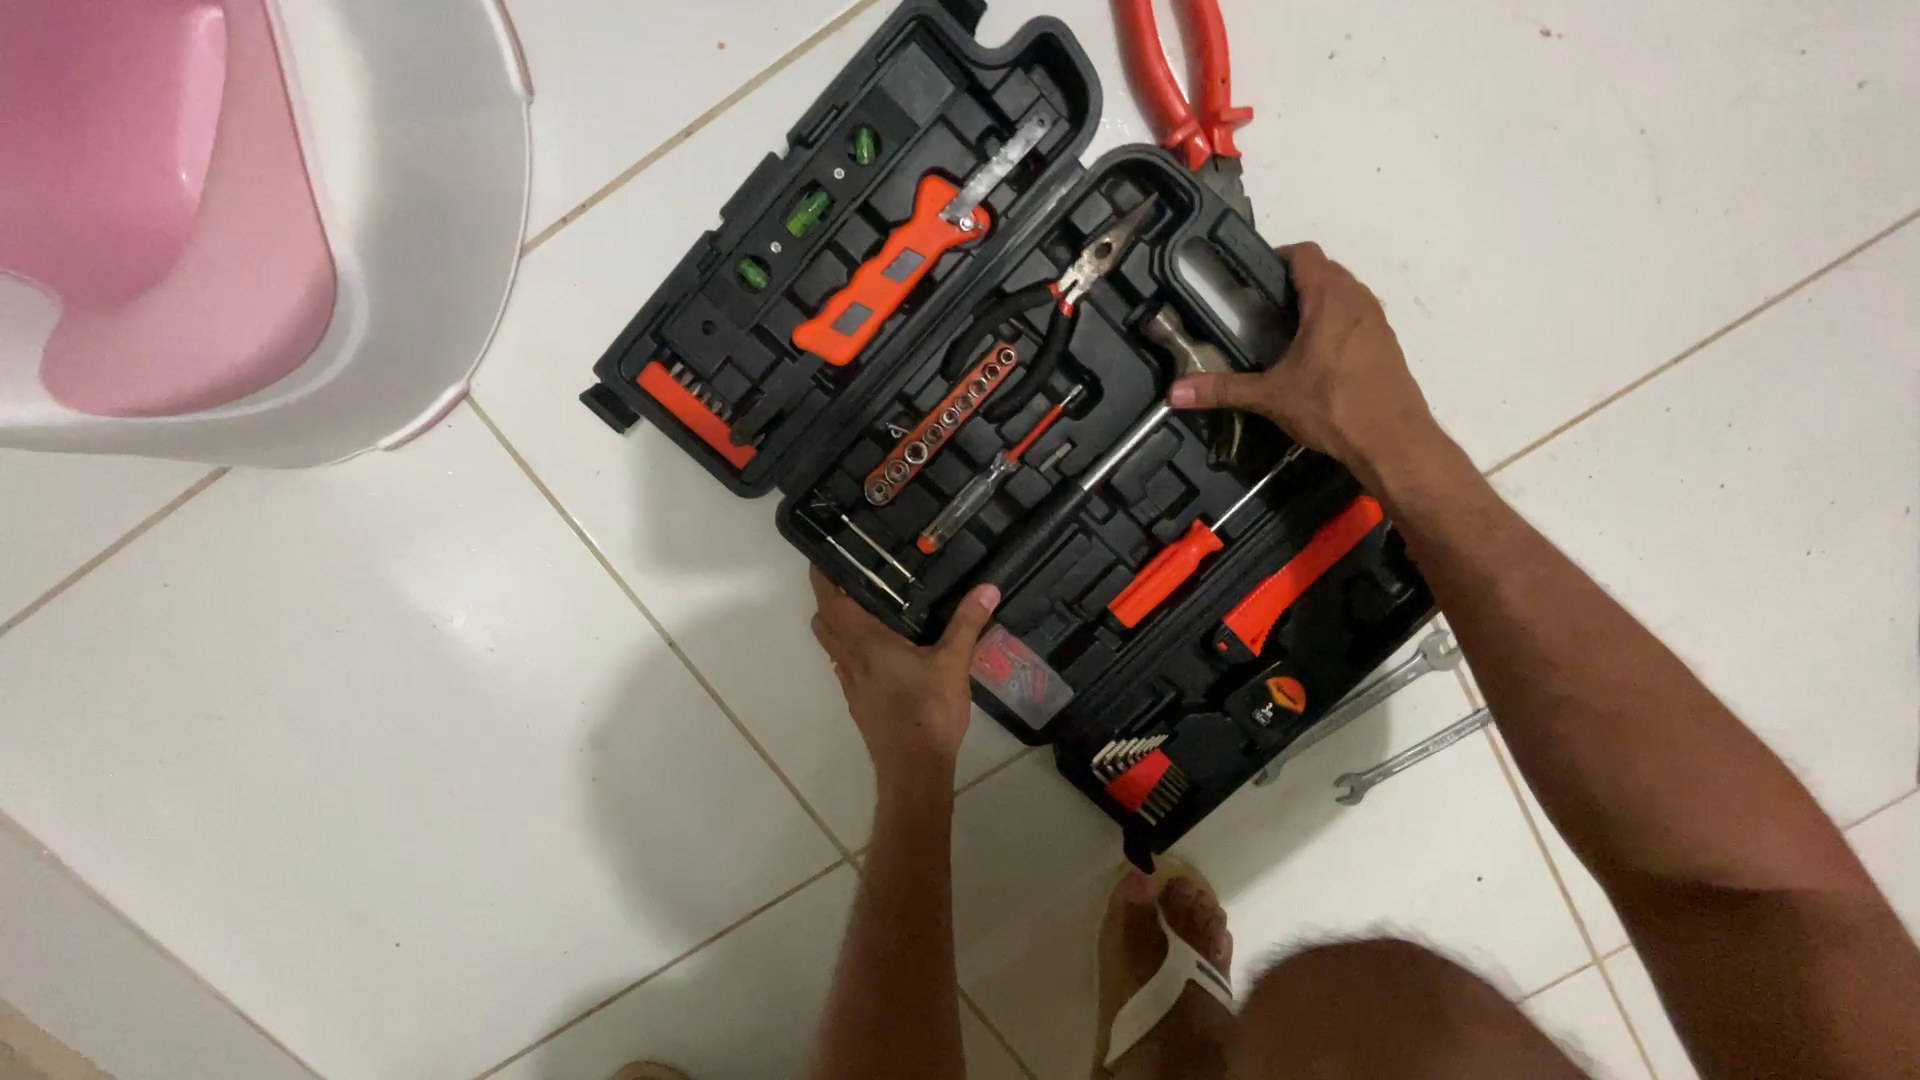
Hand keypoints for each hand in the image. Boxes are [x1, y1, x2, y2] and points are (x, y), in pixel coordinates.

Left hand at [809, 567, 1000, 797]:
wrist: (913, 768)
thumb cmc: (928, 712)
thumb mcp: (954, 663)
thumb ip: (968, 623)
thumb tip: (987, 588)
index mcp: (866, 642)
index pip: (830, 601)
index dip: (822, 576)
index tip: (827, 555)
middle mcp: (850, 658)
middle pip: (823, 620)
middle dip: (828, 597)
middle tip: (852, 576)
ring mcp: (850, 682)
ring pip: (831, 643)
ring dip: (837, 623)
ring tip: (865, 605)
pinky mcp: (858, 700)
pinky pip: (844, 664)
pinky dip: (850, 647)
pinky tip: (880, 648)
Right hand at [1167, 243, 1442, 473]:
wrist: (1394, 441)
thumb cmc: (1334, 407)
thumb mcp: (1271, 397)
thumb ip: (1223, 389)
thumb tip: (1174, 393)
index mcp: (1330, 300)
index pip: (1305, 254)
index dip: (1277, 257)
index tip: (1250, 278)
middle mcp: (1358, 301)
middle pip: (1324, 271)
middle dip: (1292, 282)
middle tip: (1258, 308)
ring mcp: (1377, 322)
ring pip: (1343, 293)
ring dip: (1315, 302)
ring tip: (1282, 330)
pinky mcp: (1385, 345)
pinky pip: (1355, 317)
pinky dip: (1333, 323)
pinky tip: (1312, 356)